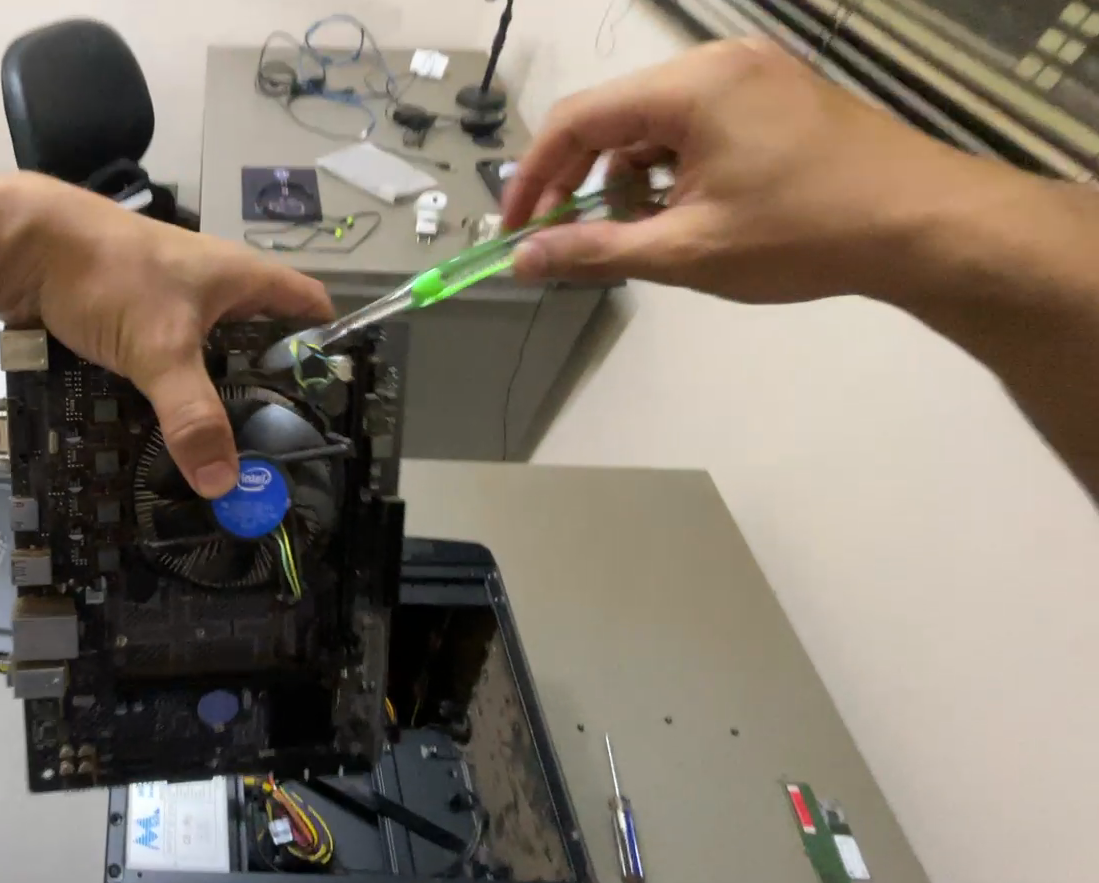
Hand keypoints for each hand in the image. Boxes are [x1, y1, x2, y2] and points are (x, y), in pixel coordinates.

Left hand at [0, 175, 332, 496]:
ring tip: (220, 446)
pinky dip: (167, 391)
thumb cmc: (109, 277)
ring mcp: (166, 302)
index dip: (325, 341)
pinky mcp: (129, 319)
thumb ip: (193, 416)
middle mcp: (209, 287)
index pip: (306, 302)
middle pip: (256, 336)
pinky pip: (162, 361)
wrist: (24, 245)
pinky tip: (163, 428)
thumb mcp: (161, 350)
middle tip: (271, 441)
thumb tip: (224, 484)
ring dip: (212, 394)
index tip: (331, 393)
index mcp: (237, 277)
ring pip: (205, 353)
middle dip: (266, 385)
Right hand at [504, 40, 978, 302]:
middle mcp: (716, 66)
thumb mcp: (680, 250)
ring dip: (611, 181)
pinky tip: (663, 212)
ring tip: (618, 233)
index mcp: (693, 88)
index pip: (575, 120)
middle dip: (567, 180)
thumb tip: (520, 262)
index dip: (530, 178)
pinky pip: (680, 128)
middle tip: (553, 237)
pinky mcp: (764, 100)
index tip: (513, 231)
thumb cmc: (800, 235)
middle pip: (605, 117)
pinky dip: (653, 172)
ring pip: (640, 126)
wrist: (925, 227)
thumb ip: (589, 252)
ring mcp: (746, 78)